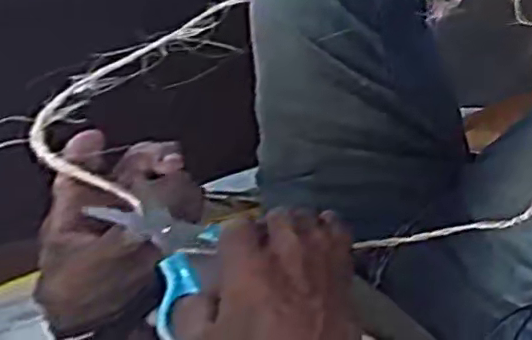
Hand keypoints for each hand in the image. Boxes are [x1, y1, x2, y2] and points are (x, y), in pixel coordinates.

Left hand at [35, 130, 203, 335]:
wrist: (125, 314)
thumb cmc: (89, 293)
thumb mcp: (97, 263)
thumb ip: (128, 224)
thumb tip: (165, 185)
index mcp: (77, 213)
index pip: (78, 173)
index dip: (84, 153)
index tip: (91, 136)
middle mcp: (115, 199)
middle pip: (139, 159)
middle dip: (157, 156)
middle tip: (171, 164)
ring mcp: (149, 203)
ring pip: (173, 172)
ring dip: (177, 187)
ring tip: (171, 218)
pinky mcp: (177, 210)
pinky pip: (192, 191)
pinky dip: (191, 203)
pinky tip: (182, 222)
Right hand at [187, 211, 359, 339]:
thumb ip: (190, 315)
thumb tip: (188, 296)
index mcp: (248, 267)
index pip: (236, 228)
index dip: (228, 236)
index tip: (225, 248)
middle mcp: (287, 247)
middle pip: (276, 216)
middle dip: (264, 227)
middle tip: (256, 246)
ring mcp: (321, 246)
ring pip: (307, 216)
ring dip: (294, 224)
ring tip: (285, 241)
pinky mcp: (344, 253)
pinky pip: (335, 224)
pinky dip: (324, 225)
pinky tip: (317, 237)